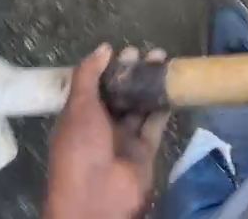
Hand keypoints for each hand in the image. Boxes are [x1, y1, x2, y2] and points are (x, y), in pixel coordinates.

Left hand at [43, 46, 169, 218]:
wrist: (97, 199)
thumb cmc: (80, 147)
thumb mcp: (78, 106)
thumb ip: (89, 75)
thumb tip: (104, 48)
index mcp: (81, 116)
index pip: (98, 85)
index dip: (112, 67)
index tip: (127, 51)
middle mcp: (102, 126)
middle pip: (121, 94)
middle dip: (134, 73)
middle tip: (149, 53)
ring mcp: (124, 139)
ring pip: (139, 106)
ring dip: (150, 85)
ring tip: (163, 62)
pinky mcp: (144, 152)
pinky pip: (154, 125)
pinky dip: (162, 107)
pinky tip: (170, 88)